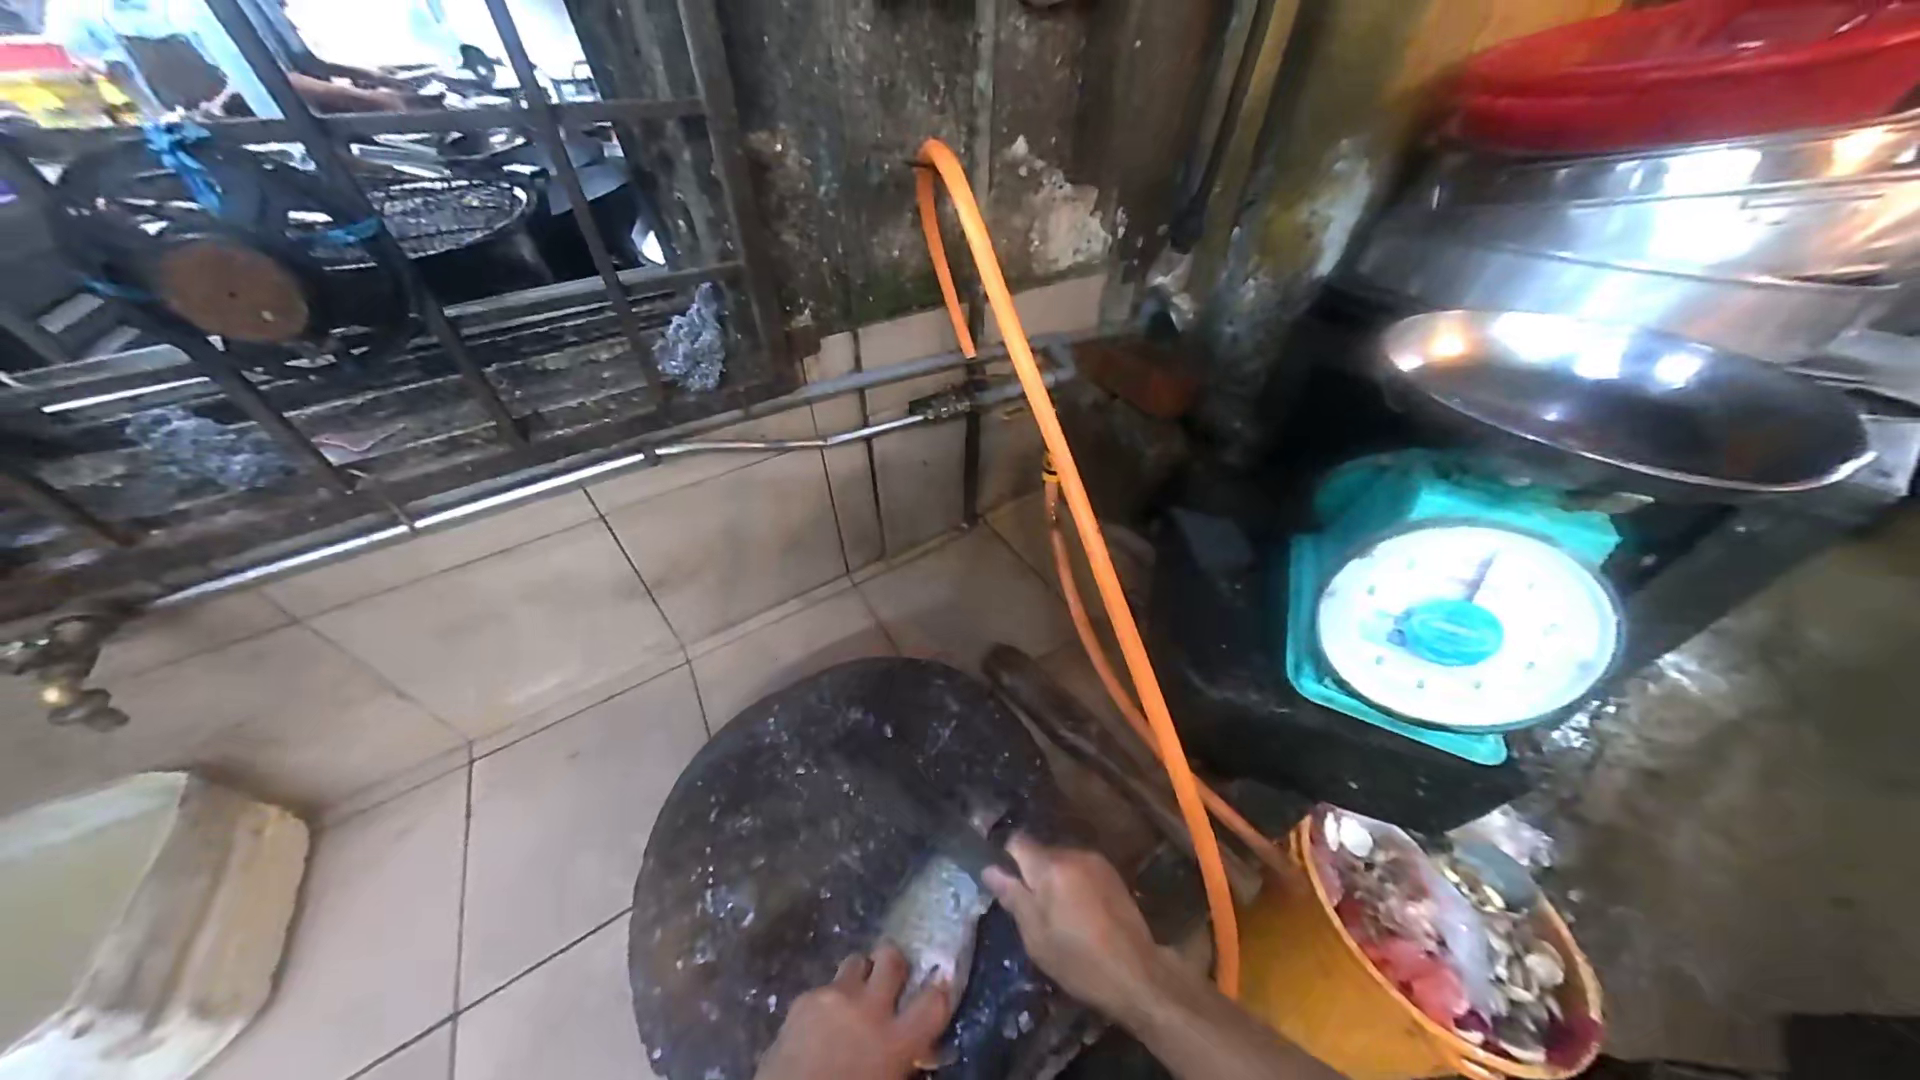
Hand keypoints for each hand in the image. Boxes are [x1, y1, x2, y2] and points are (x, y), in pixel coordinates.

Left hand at [753, 944, 952, 1079]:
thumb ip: (904, 1061)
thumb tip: (917, 1048)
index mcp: (895, 1042)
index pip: (934, 1000)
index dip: (940, 990)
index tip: (938, 986)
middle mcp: (869, 1009)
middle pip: (892, 958)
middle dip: (893, 964)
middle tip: (889, 981)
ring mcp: (834, 997)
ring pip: (857, 961)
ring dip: (860, 977)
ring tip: (852, 999)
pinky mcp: (804, 999)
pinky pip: (825, 986)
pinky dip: (828, 1000)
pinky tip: (819, 1024)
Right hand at [983, 834, 1169, 1023]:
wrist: (1137, 973)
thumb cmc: (1078, 960)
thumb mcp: (1035, 936)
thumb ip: (1012, 897)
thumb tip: (989, 869)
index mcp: (1049, 867)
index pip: (1017, 841)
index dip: (1007, 859)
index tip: (1007, 885)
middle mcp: (1073, 854)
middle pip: (1040, 852)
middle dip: (1032, 873)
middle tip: (1032, 909)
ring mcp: (1095, 861)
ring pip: (1061, 860)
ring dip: (1054, 878)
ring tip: (1059, 913)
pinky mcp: (1112, 873)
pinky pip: (1080, 868)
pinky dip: (1074, 883)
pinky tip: (1080, 912)